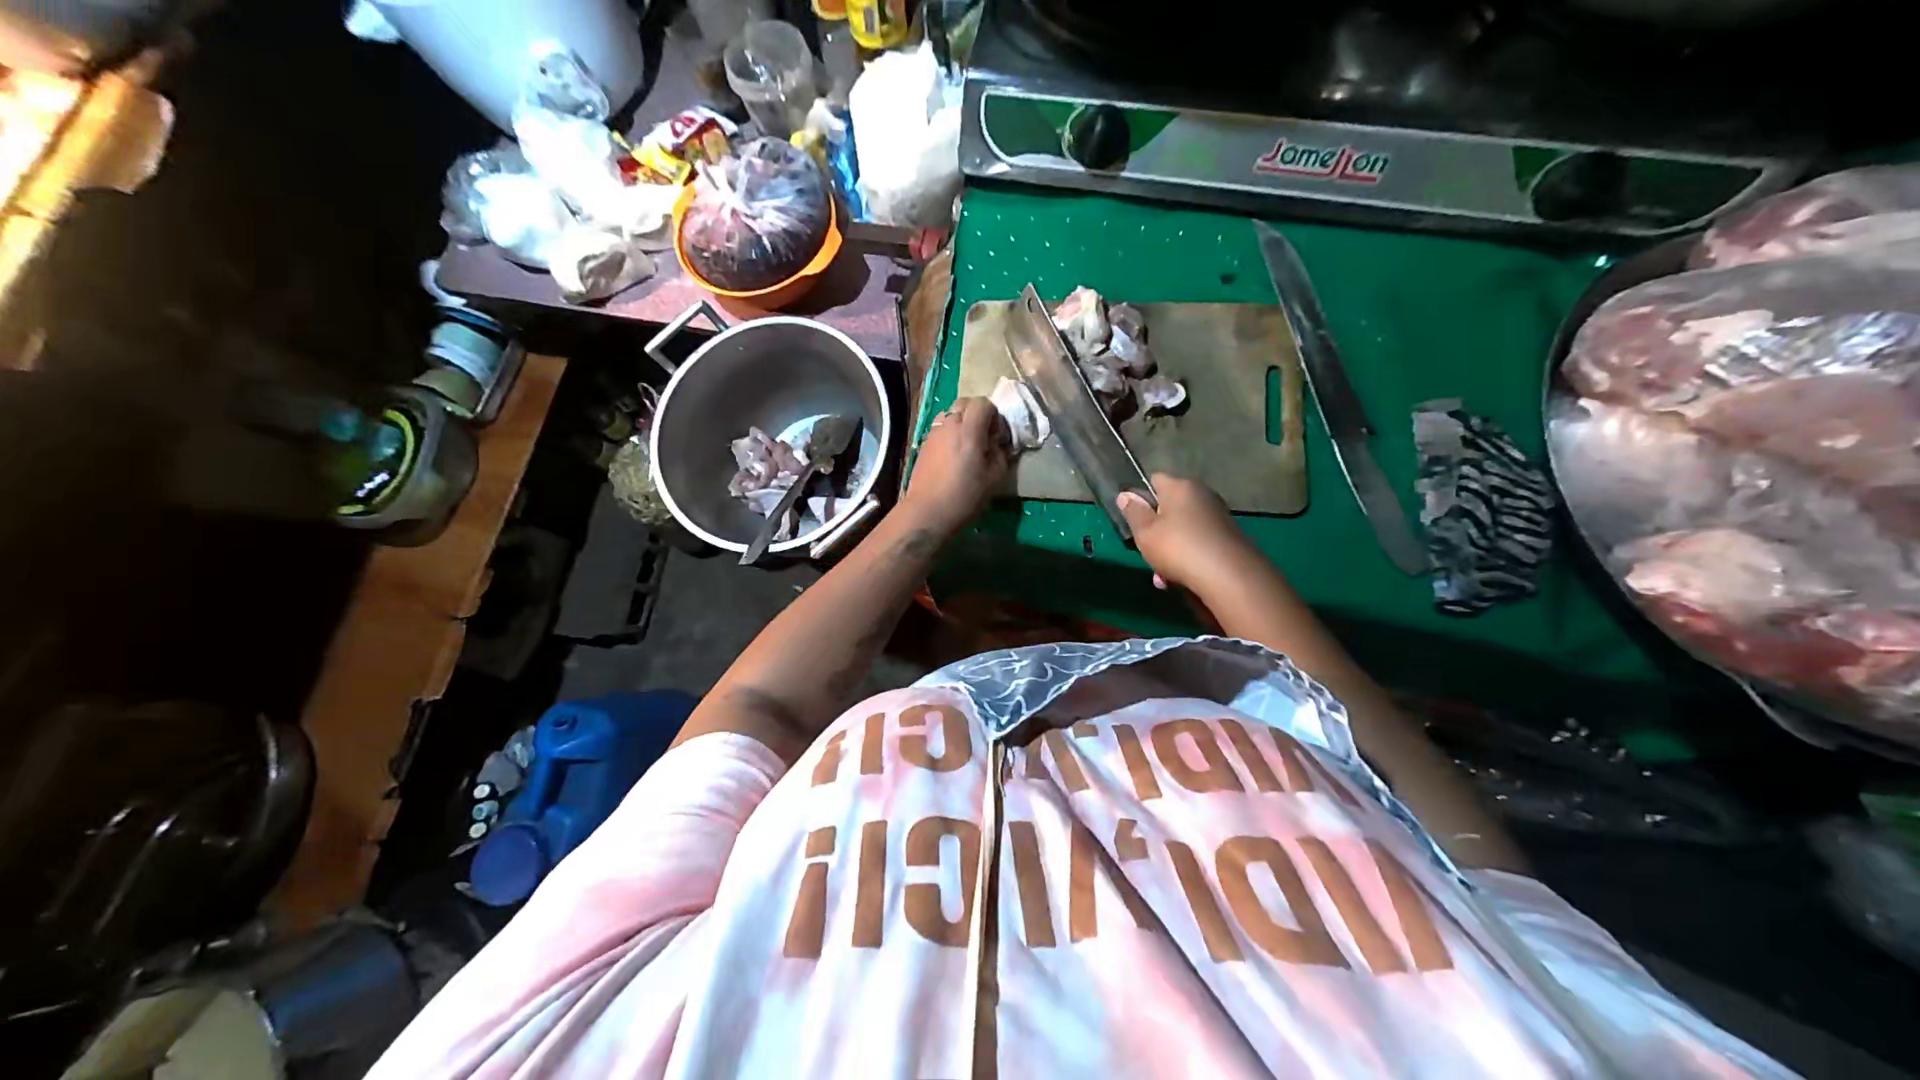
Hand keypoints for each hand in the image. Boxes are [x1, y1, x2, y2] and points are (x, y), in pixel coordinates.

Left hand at [902, 397, 1010, 535]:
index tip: (997, 437)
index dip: (994, 416)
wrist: (927, 512)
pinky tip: (953, 457)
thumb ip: (1001, 454)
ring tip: (967, 447)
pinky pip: (940, 430)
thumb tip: (998, 444)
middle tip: (984, 438)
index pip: (983, 403)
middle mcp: (949, 424)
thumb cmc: (965, 496)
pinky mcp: (923, 445)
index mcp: (969, 429)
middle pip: (964, 404)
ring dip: (961, 424)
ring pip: (950, 415)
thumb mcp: (995, 477)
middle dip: (977, 415)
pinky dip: (949, 435)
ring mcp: (933, 433)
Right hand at [1117, 474, 1264, 592]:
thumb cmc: (1178, 547)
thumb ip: (1133, 512)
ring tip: (1163, 577)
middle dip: (1156, 531)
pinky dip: (1189, 558)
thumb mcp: (1145, 532)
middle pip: (1169, 508)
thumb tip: (1126, 494)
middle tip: (1147, 553)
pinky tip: (1182, 580)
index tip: (1134, 519)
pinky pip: (1199, 543)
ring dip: (1170, 550)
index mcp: (1180, 486)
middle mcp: (1202, 494)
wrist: (1229, 575)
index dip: (1141, 497)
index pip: (1155, 479)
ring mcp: (1218, 516)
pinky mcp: (1229, 537)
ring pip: (1183, 530)